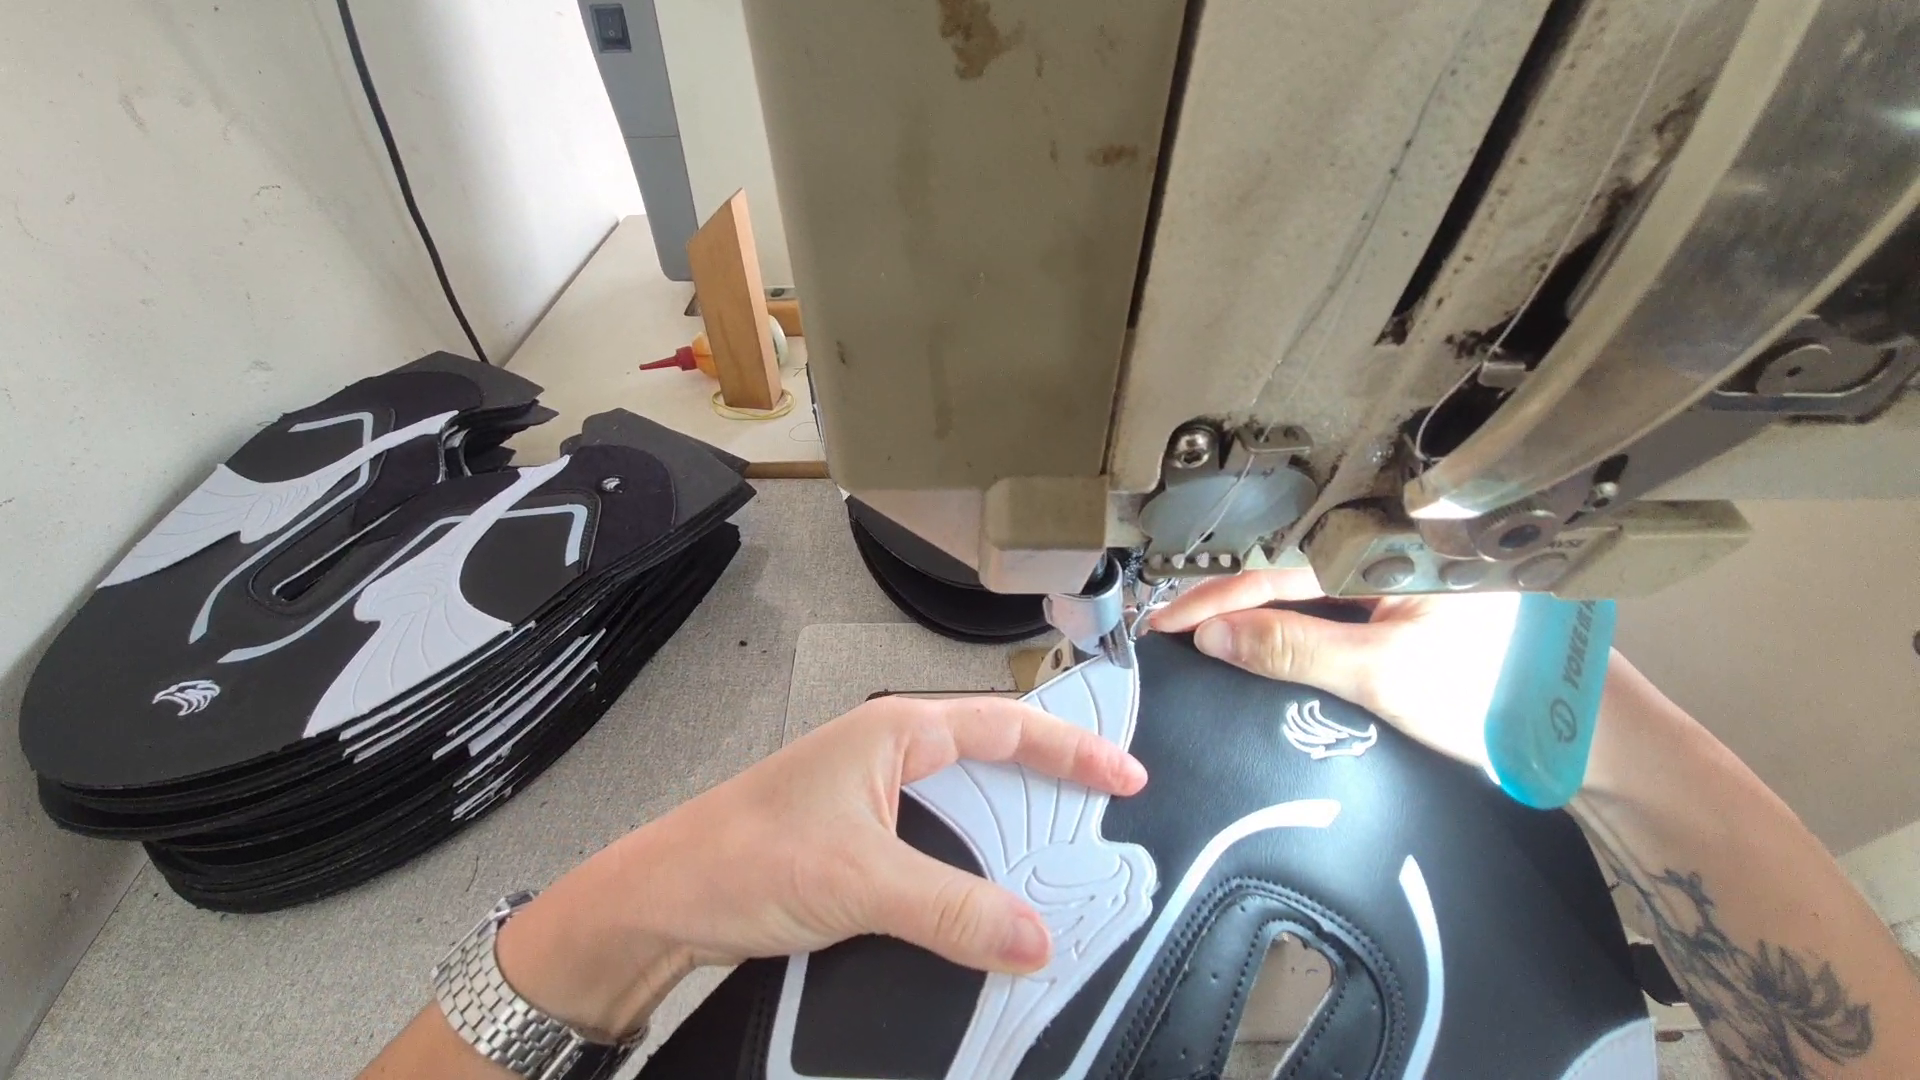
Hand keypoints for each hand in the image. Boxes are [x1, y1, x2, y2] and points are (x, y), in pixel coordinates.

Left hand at [492, 695, 1147, 1040]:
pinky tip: (991, 896)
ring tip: (1060, 864)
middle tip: (1103, 824)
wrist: (664, 898)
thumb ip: (953, 908)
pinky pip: (939, 841)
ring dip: (1011, 833)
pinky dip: (974, 865)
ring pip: (966, 804)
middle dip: (1050, 788)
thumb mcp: (862, 880)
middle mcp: (890, 751)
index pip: (1005, 727)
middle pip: (993, 760)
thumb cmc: (745, 857)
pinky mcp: (862, 834)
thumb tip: (1035, 936)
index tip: (1123, 774)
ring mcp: (875, 793)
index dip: (1070, 748)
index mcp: (896, 730)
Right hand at [1149, 569, 1520, 769]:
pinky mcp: (1402, 618)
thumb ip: (1292, 649)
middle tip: (1172, 630)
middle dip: (1226, 606)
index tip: (1167, 623)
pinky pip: (1329, 619)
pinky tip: (1261, 649)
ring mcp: (1397, 590)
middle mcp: (1390, 561)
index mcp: (1389, 552)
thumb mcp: (1380, 673)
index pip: (1277, 574)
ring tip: (1203, 638)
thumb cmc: (1497, 700)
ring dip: (1254, 622)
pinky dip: (1289, 636)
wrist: (1581, 743)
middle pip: (1286, 581)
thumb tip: (1214, 636)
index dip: (1216, 601)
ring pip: (1305, 600)